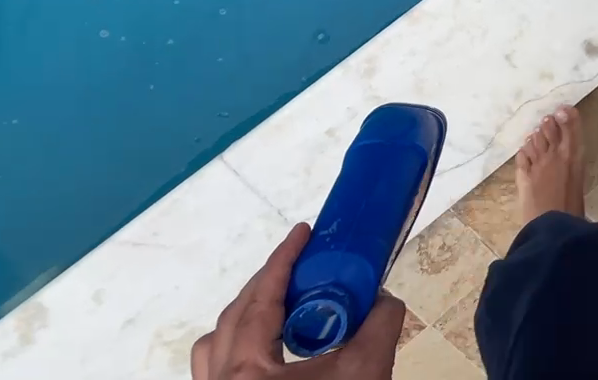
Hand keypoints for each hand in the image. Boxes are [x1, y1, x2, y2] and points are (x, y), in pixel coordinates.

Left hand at [191, 223, 404, 379]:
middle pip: (229, 322)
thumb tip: (383, 297)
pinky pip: (221, 372)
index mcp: (245, 370)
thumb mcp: (367, 367)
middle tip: (302, 264)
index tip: (304, 230)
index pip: (259, 300)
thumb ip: (380, 322)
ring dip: (247, 318)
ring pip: (214, 351)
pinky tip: (281, 349)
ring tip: (286, 306)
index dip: (281, 260)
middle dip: (265, 285)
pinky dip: (246, 347)